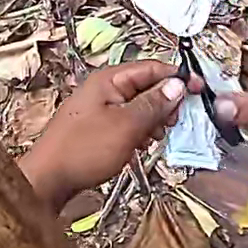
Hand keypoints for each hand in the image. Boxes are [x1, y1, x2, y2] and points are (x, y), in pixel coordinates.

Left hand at [18, 59, 194, 211]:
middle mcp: (105, 87)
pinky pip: (128, 120)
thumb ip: (155, 103)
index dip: (178, 77)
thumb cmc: (85, 150)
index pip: (153, 67)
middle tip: (172, 122)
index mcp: (110, 79)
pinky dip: (139, 130)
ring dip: (153, 119)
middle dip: (165, 102)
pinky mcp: (98, 125)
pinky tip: (140, 144)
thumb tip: (178, 84)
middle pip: (147, 85)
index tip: (200, 90)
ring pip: (140, 105)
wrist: (48, 181)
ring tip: (153, 137)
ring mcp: (100, 106)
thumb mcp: (127, 125)